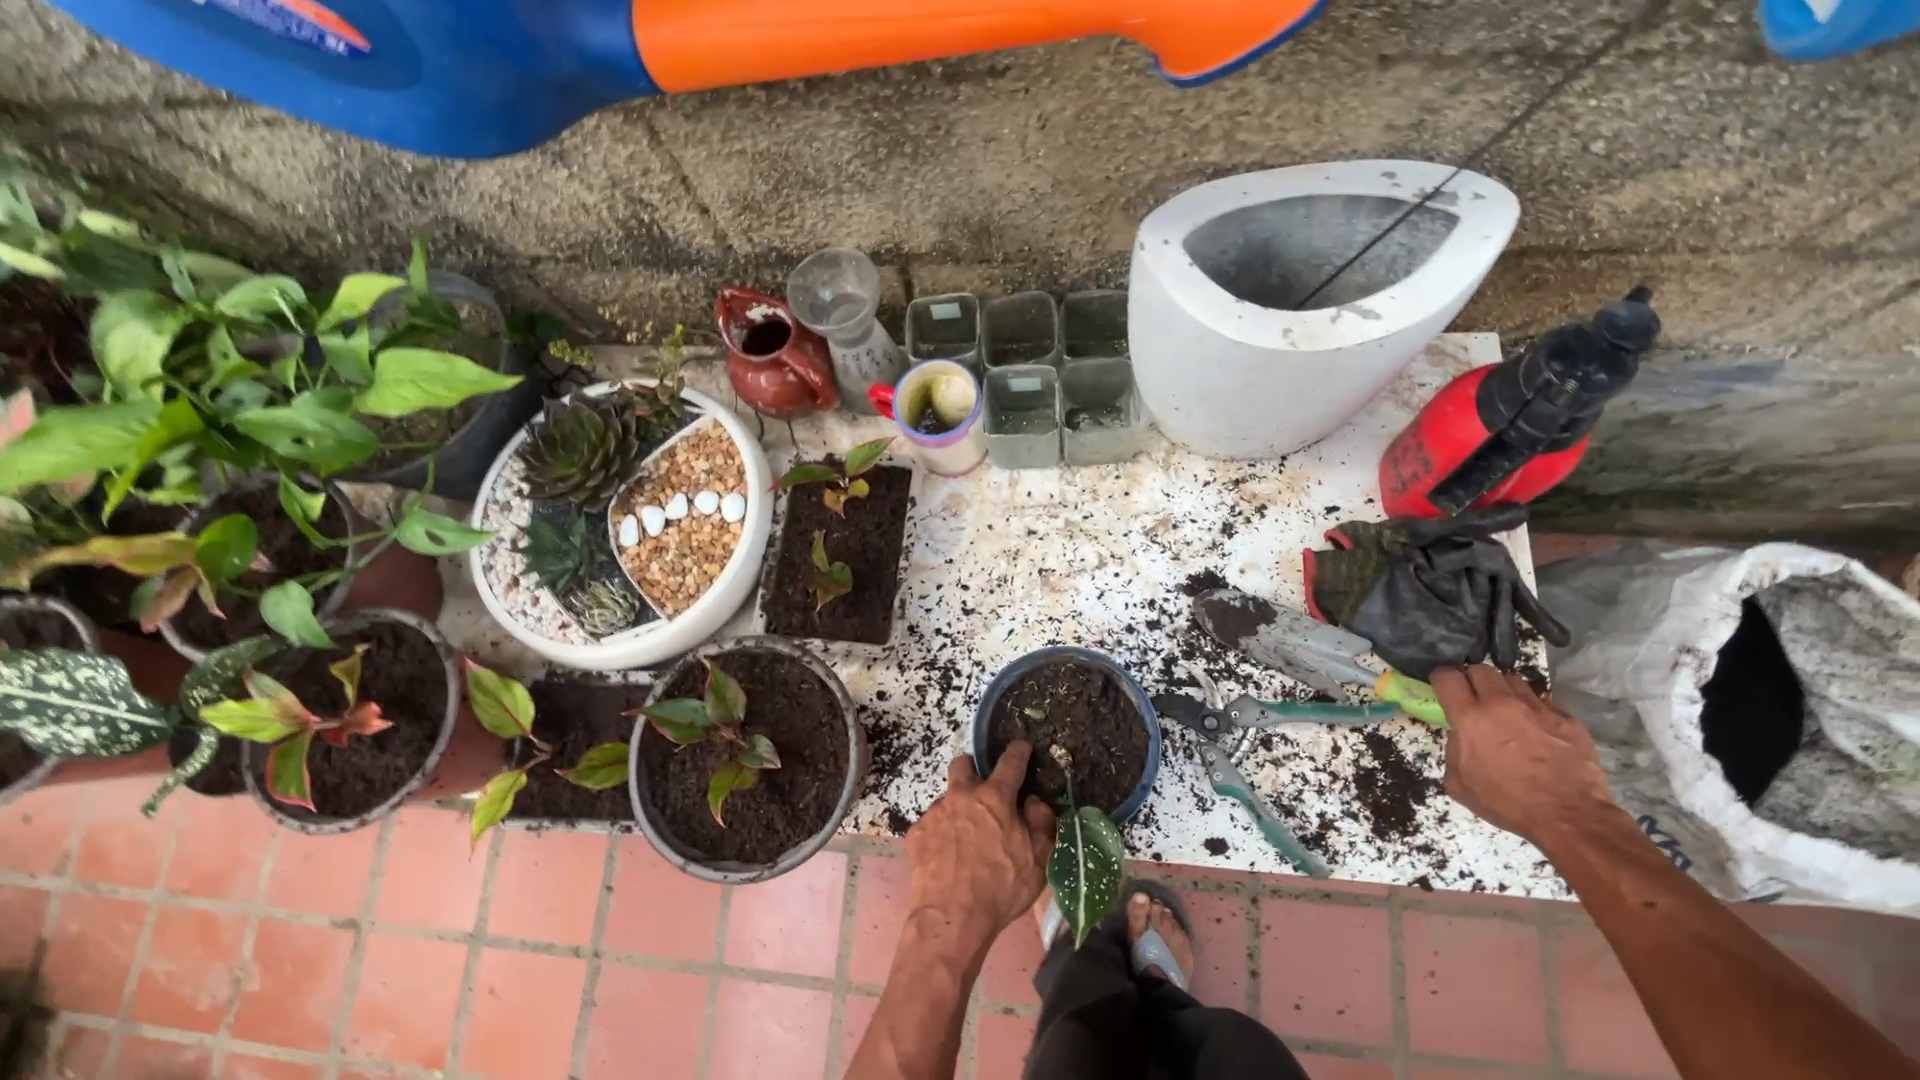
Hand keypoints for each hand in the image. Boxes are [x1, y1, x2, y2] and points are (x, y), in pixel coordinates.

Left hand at [905, 741, 1056, 944]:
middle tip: (982, 789)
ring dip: (958, 808)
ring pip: (947, 798)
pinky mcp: (916, 834)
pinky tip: (948, 856)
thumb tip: (1034, 802)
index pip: (1010, 763)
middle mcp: (961, 796)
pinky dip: (942, 833)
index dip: (1018, 751)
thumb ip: (1042, 824)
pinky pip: (932, 824)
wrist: (951, 918)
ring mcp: (935, 813)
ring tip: (966, 837)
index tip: (1021, 746)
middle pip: (962, 765)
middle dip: (973, 769)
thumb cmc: (1001, 889)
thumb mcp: (1039, 860)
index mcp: (995, 798)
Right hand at [1433, 666, 1617, 849]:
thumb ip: (1453, 750)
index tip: (1444, 687)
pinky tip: (1538, 733)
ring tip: (1508, 712)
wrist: (1569, 816)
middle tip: (1475, 698)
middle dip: (1474, 679)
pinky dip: (1535, 712)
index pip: (1448, 677)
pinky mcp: (1567, 719)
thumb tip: (1461, 739)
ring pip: (1514, 681)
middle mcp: (1502, 704)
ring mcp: (1538, 709)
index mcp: (1470, 718)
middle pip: (1482, 669)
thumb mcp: (1459, 783)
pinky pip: (1545, 704)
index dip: (1442, 679)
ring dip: (1505, 692)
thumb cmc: (1506, 803)